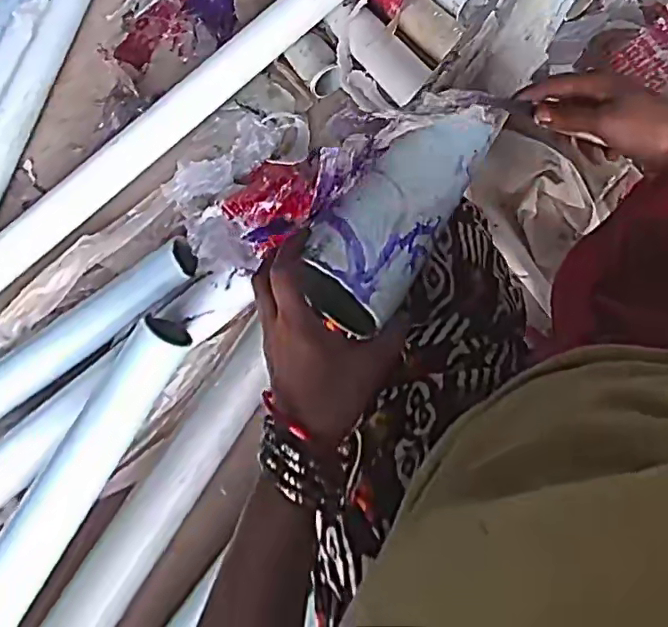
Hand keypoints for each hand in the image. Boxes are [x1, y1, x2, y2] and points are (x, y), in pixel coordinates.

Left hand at [252, 243, 407, 446]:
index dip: (292, 247)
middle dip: (277, 254)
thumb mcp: (372, 364)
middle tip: (299, 243)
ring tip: (301, 266)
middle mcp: (275, 322)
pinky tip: (302, 300)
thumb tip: (406, 311)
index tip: (308, 232)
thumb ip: (391, 334)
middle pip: (262, 276)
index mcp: (296, 320)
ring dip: (275, 274)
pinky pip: (267, 309)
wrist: (305, 437)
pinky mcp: (269, 348)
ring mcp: (268, 336)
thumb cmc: (335, 396)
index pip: (283, 272)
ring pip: (261, 293)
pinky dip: (278, 295)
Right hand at [517, 71, 667, 168]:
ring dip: (578, 134)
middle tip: (554, 135)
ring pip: (581, 117)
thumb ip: (567, 117)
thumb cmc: (645, 129)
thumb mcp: (602, 124)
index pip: (557, 83)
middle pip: (567, 99)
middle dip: (558, 118)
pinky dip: (594, 140)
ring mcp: (616, 105)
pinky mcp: (625, 123)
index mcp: (599, 81)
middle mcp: (605, 88)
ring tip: (588, 149)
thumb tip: (536, 112)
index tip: (512, 102)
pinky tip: (605, 153)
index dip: (534, 92)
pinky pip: (596, 129)